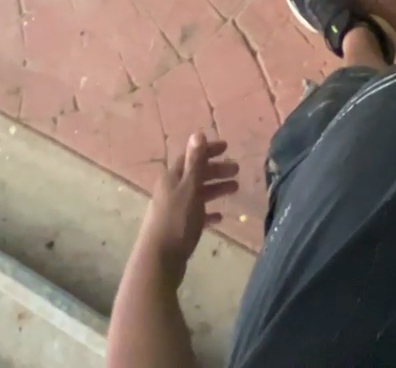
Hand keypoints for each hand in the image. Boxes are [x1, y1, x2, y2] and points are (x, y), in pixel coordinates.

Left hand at [135, 132, 239, 286]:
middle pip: (195, 174)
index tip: (227, 147)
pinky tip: (220, 216)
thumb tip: (197, 133)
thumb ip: (195, 162)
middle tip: (237, 169)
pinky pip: (196, 215)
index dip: (208, 150)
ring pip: (197, 193)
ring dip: (215, 189)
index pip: (191, 156)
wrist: (158, 262)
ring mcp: (173, 210)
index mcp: (172, 178)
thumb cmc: (176, 221)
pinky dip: (208, 213)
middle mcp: (171, 190)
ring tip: (235, 189)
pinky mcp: (177, 229)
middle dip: (216, 170)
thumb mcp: (189, 189)